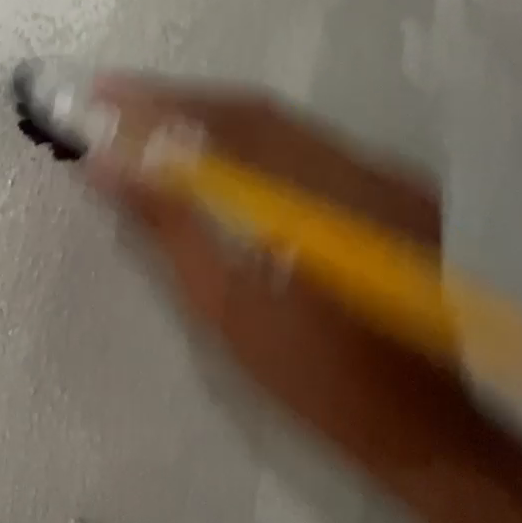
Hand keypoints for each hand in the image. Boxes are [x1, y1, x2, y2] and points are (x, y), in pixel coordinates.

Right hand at [71, 72, 521, 522]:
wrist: (420, 429)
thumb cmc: (310, 374)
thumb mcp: (224, 303)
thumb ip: (164, 222)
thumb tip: (102, 164)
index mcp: (327, 202)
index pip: (230, 125)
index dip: (160, 103)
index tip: (101, 93)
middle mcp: (366, 173)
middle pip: (255, 113)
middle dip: (176, 100)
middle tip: (112, 97)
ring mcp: (387, 180)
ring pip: (279, 124)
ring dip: (207, 115)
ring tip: (145, 116)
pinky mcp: (391, 192)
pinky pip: (303, 143)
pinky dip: (245, 137)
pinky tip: (206, 147)